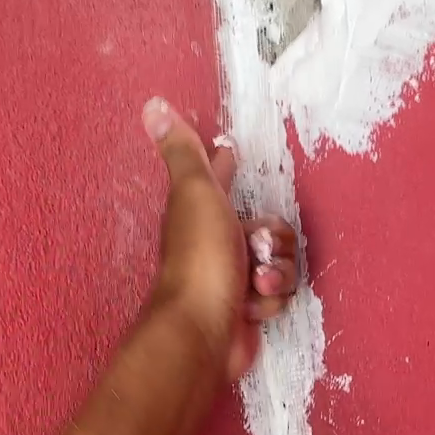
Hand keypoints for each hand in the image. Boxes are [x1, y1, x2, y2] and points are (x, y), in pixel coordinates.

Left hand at [142, 97, 298, 380]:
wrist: (205, 329)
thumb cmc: (201, 258)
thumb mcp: (195, 194)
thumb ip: (184, 152)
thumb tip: (152, 105)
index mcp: (203, 210)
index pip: (220, 177)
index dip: (226, 166)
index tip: (230, 151)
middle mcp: (219, 242)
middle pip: (272, 227)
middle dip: (273, 240)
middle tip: (257, 249)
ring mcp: (235, 278)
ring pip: (281, 262)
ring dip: (274, 274)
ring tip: (254, 284)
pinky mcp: (250, 309)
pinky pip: (278, 295)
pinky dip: (268, 301)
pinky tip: (251, 309)